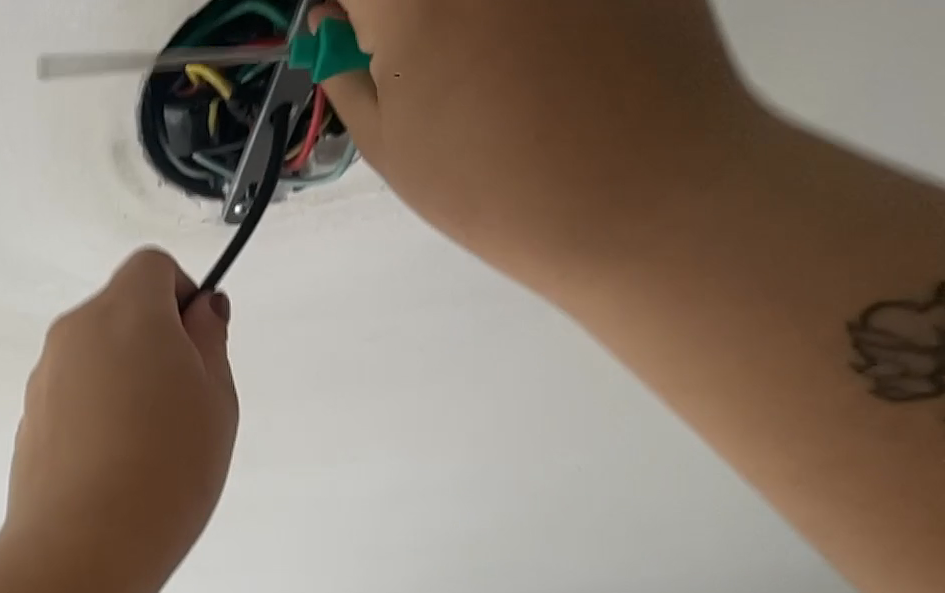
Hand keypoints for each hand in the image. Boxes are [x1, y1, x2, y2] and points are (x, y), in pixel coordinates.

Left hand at [3, 248, 237, 592]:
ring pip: (93, 360)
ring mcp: (42, 380)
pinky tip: (112, 466)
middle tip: (182, 405)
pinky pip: (70, 400)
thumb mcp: (216, 399)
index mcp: (123, 312)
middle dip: (153, 342)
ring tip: (147, 447)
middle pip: (118, 313)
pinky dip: (94, 415)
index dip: (182, 296)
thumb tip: (198, 310)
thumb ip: (208, 342)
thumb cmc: (169, 466)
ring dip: (122, 381)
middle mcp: (72, 334)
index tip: (198, 348)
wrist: (83, 544)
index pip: (151, 268)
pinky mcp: (27, 423)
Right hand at [316, 0, 772, 286]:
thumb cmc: (489, 183)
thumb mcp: (388, 143)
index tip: (356, 38)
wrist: (639, 192)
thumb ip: (349, 72)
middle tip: (419, 53)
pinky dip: (533, 18)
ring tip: (495, 64)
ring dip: (470, 18)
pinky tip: (552, 55)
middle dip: (405, 13)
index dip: (350, 11)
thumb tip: (335, 27)